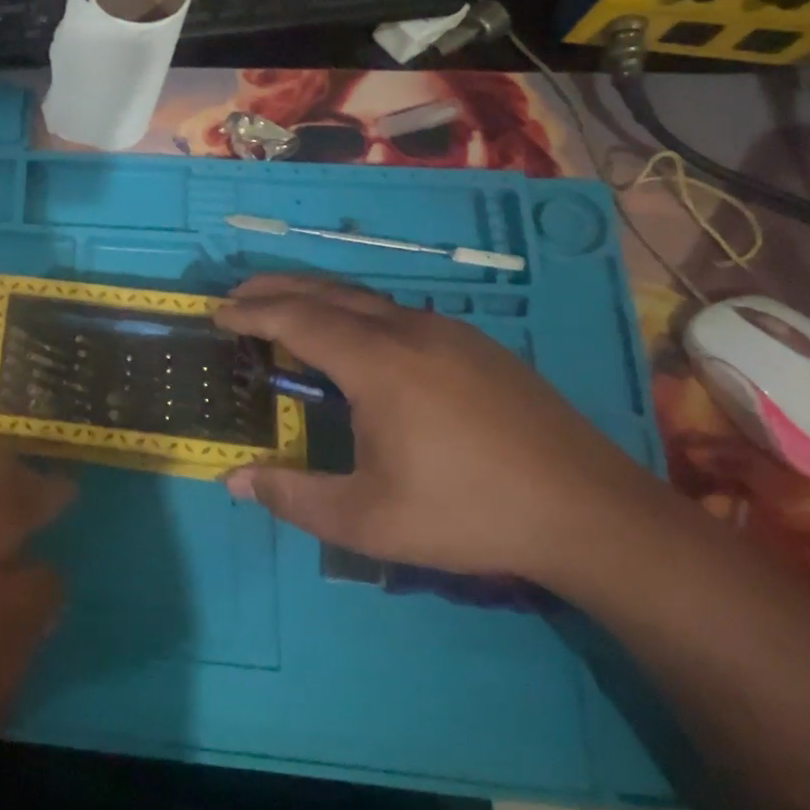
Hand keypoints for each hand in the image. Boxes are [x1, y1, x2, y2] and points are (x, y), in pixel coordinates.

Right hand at [214, 275, 675, 581]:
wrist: (592, 514)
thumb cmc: (466, 515)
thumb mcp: (364, 520)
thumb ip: (291, 496)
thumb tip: (233, 481)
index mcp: (380, 365)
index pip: (300, 320)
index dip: (252, 314)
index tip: (216, 314)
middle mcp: (414, 334)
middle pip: (332, 294)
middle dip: (278, 289)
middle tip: (237, 295)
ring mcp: (456, 337)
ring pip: (371, 301)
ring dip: (320, 298)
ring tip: (286, 311)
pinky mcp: (484, 351)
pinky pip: (401, 316)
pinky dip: (358, 314)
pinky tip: (358, 342)